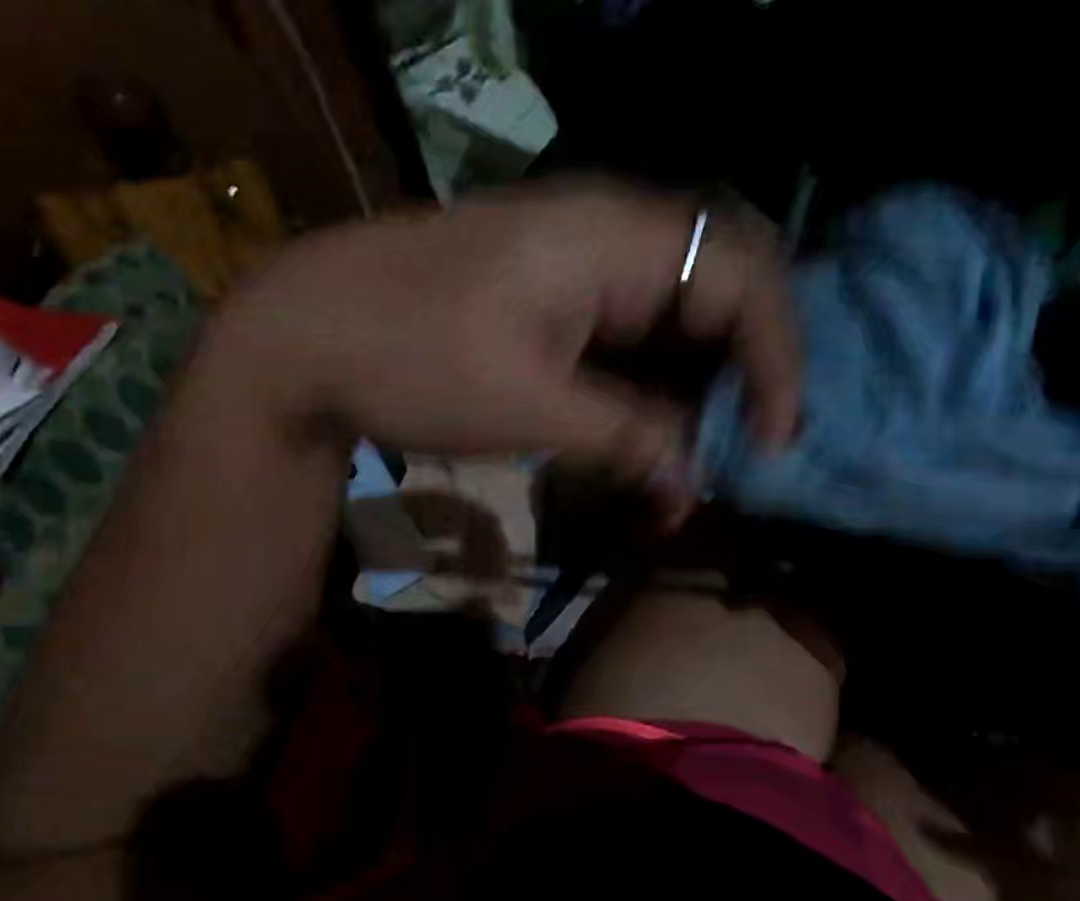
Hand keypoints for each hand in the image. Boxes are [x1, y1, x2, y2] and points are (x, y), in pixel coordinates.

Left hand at [193, 178, 801, 477]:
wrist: (302, 334)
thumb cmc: (412, 360)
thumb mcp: (529, 408)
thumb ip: (627, 440)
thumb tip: (693, 485)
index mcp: (614, 240)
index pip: (742, 279)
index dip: (776, 360)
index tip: (775, 441)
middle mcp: (615, 236)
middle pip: (726, 290)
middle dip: (749, 374)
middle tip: (747, 452)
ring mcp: (587, 264)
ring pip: (686, 317)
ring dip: (704, 389)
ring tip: (704, 460)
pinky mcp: (562, 297)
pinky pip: (641, 335)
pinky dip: (660, 389)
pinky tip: (657, 440)